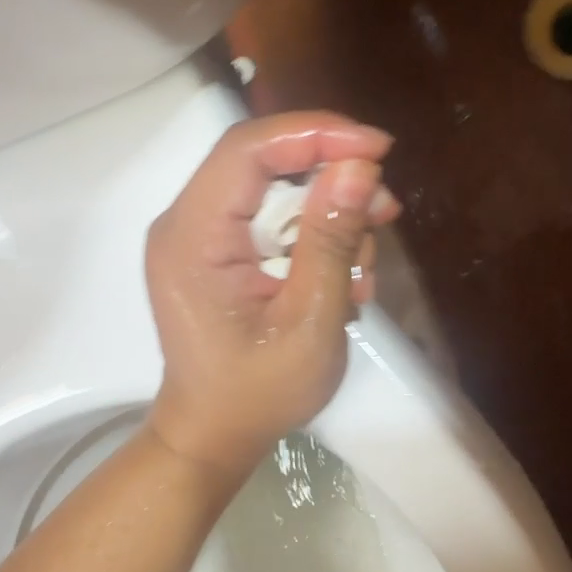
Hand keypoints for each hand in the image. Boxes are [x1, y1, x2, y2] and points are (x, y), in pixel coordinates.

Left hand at [146, 112, 399, 473]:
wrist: (214, 437)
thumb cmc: (259, 393)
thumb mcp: (310, 322)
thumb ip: (331, 240)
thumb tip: (358, 166)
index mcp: (194, 237)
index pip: (249, 149)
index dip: (316, 133)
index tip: (378, 149)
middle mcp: (186, 224)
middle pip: (262, 163)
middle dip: (330, 178)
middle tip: (385, 210)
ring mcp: (198, 239)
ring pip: (272, 192)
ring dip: (328, 216)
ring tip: (363, 269)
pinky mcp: (215, 255)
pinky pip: (268, 222)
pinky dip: (311, 239)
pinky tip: (342, 280)